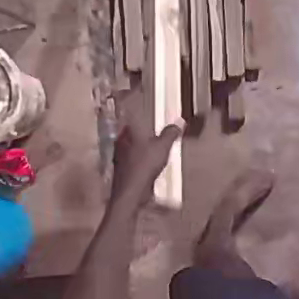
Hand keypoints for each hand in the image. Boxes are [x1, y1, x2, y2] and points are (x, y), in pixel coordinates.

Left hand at [109, 92, 180, 210]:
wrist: (130, 193)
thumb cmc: (144, 165)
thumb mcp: (162, 147)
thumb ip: (170, 133)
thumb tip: (179, 121)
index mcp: (126, 132)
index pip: (127, 115)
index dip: (133, 109)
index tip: (140, 104)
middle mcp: (119, 142)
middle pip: (129, 131)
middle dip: (140, 129)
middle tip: (152, 126)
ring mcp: (119, 157)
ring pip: (130, 146)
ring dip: (140, 145)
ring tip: (153, 144)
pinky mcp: (122, 170)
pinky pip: (132, 159)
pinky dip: (140, 158)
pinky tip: (149, 162)